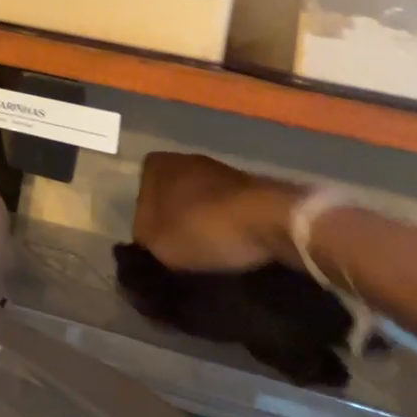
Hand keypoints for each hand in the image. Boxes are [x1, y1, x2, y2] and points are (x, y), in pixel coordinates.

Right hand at [133, 153, 301, 272]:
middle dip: (177, 225)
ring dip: (205, 227)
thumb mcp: (160, 245)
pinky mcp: (254, 188)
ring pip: (201, 206)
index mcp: (154, 164)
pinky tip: (237, 249)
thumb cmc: (205, 226)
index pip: (141, 204)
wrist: (275, 221)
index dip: (148, 232)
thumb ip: (144, 243)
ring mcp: (221, 171)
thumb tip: (146, 247)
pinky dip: (231, 229)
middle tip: (184, 257)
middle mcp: (183, 159)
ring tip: (213, 257)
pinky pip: (230, 212)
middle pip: (171, 202)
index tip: (162, 254)